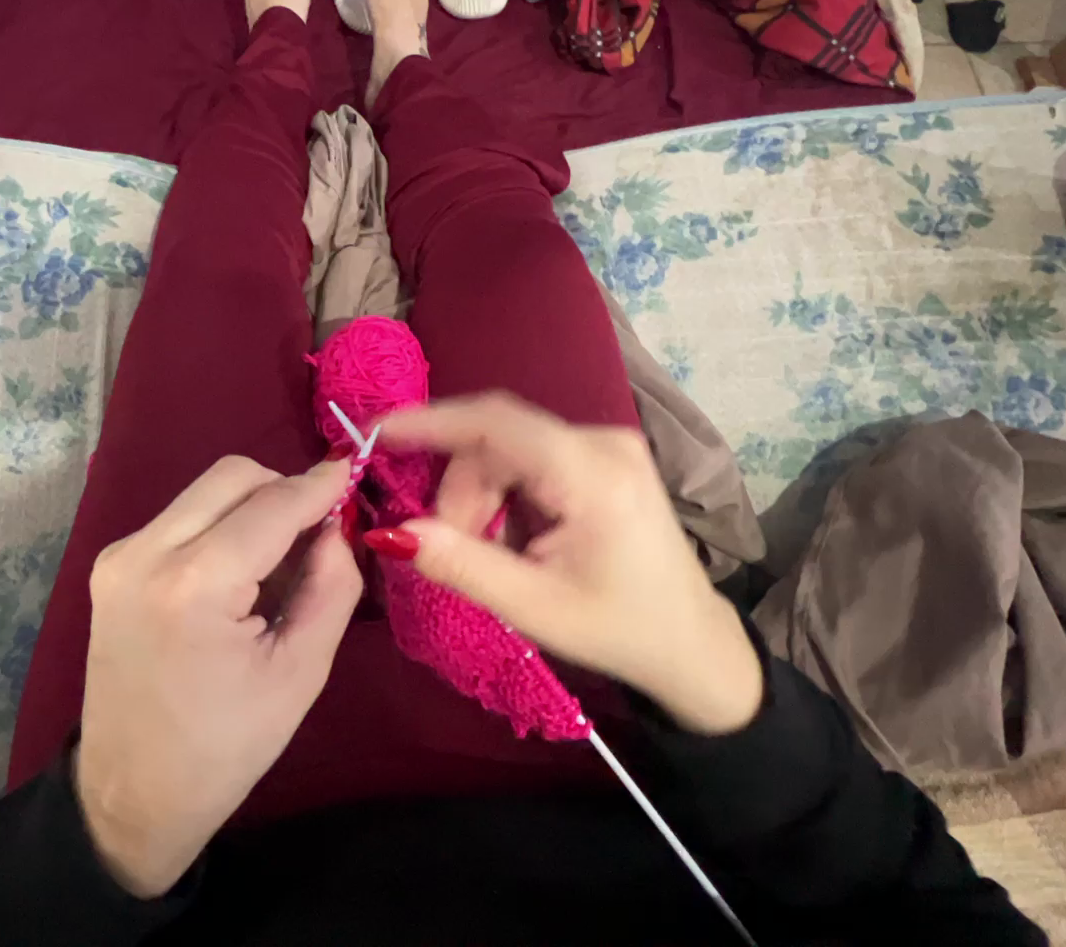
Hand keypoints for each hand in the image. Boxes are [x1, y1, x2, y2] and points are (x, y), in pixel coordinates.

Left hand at [75, 456, 362, 897]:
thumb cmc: (225, 747)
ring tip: (278, 563)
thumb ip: (331, 586)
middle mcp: (145, 553)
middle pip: (232, 477)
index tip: (353, 467)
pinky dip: (222, 526)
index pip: (271, 506)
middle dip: (283, 489)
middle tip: (318, 530)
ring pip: (205, 491)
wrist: (130, 794)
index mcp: (193, 586)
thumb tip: (336, 525)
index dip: (318, 484)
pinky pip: (182, 517)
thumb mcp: (301, 672)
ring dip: (252, 507)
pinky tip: (239, 574)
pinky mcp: (111, 564)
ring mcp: (120, 555)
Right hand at [373, 393, 762, 735]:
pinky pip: (526, 457)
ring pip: (505, 449)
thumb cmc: (618, 630)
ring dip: (479, 496)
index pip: (495, 423)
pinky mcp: (599, 456)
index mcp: (592, 473)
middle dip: (459, 490)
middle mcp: (601, 441)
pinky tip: (513, 536)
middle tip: (449, 547)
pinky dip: (502, 493)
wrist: (691, 644)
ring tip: (489, 553)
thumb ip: (459, 564)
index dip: (428, 422)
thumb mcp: (532, 607)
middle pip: (494, 440)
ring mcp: (604, 443)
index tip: (375, 433)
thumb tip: (389, 532)